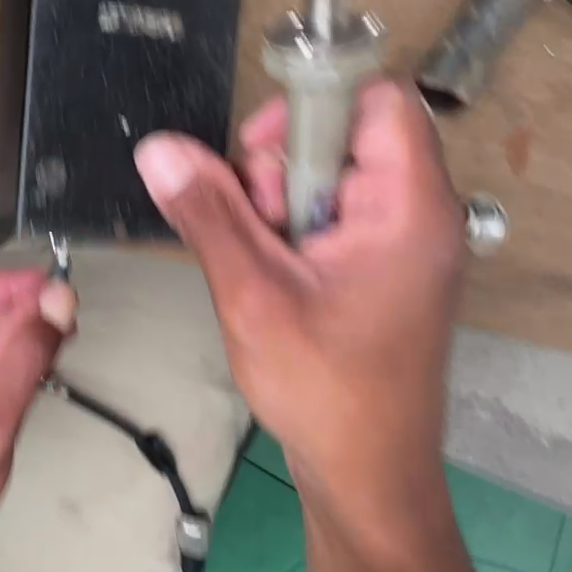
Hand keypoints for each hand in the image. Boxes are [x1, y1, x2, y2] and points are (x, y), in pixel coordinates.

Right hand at [133, 79, 464, 531]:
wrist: (363, 469)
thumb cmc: (325, 389)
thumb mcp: (252, 295)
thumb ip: (207, 214)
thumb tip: (159, 150)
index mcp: (408, 209)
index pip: (376, 102)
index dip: (310, 107)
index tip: (253, 153)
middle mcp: (411, 214)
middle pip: (337, 137)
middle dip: (274, 171)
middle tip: (252, 231)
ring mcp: (392, 242)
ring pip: (317, 179)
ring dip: (269, 208)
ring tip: (258, 268)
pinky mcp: (371, 266)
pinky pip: (318, 216)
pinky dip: (279, 233)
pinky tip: (265, 277)